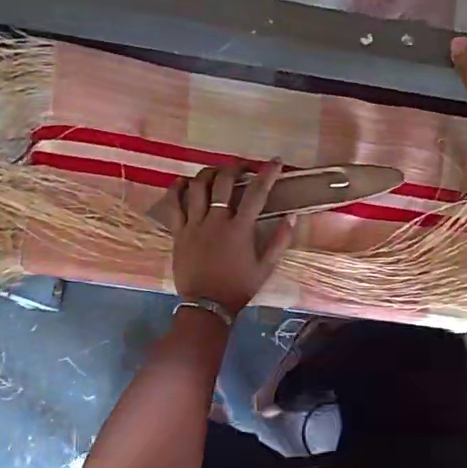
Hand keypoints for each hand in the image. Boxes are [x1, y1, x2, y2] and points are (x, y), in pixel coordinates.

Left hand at [164, 161, 294, 313]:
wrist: (207, 306)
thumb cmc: (237, 288)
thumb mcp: (265, 268)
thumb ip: (280, 241)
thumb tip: (292, 217)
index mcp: (240, 229)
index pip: (257, 193)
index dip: (268, 173)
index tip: (276, 161)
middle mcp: (216, 221)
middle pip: (224, 182)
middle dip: (235, 168)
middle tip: (242, 167)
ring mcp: (194, 225)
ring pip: (198, 187)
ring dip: (208, 173)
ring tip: (216, 172)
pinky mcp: (178, 232)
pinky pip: (173, 205)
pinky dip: (177, 189)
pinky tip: (183, 181)